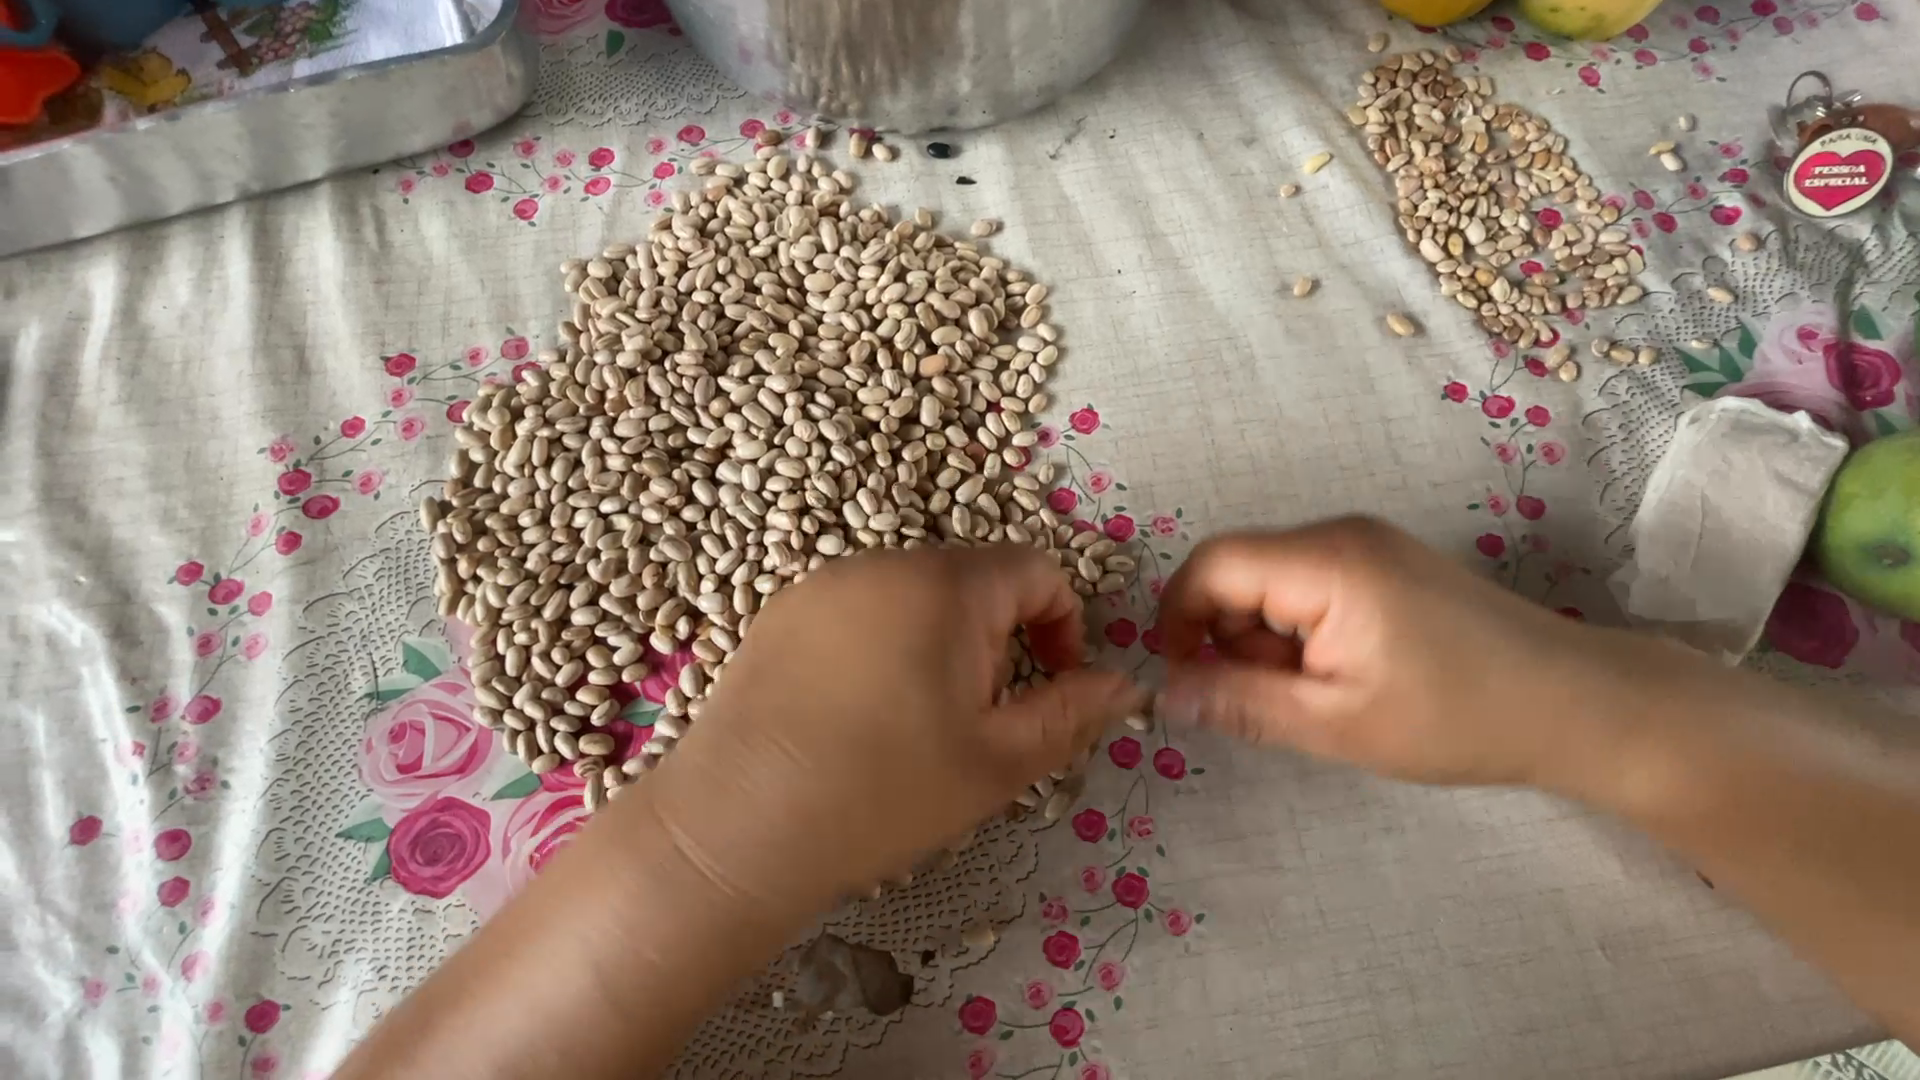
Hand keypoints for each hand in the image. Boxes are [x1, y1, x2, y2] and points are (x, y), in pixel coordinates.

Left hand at [640, 544, 1147, 915]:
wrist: (736, 827)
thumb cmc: (883, 792)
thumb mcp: (998, 760)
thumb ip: (1073, 711)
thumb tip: (1126, 683)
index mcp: (946, 585)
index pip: (1036, 570)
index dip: (1063, 624)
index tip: (1051, 683)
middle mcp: (883, 562)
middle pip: (974, 580)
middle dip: (997, 637)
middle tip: (978, 714)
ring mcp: (824, 583)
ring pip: (915, 595)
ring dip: (940, 640)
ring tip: (916, 718)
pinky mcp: (782, 611)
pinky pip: (860, 609)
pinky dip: (883, 643)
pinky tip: (856, 711)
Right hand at [1156, 517, 1640, 788]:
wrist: (1581, 705)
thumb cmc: (1457, 719)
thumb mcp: (1334, 724)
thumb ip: (1238, 702)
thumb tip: (1162, 693)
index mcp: (1326, 562)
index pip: (1211, 564)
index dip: (1177, 616)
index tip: (1184, 675)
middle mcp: (1337, 533)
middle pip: (1236, 571)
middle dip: (1229, 635)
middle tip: (1275, 697)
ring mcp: (1362, 542)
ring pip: (1266, 580)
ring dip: (1265, 638)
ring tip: (1320, 689)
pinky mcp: (1379, 559)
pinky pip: (1302, 584)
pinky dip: (1296, 629)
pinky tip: (1340, 668)